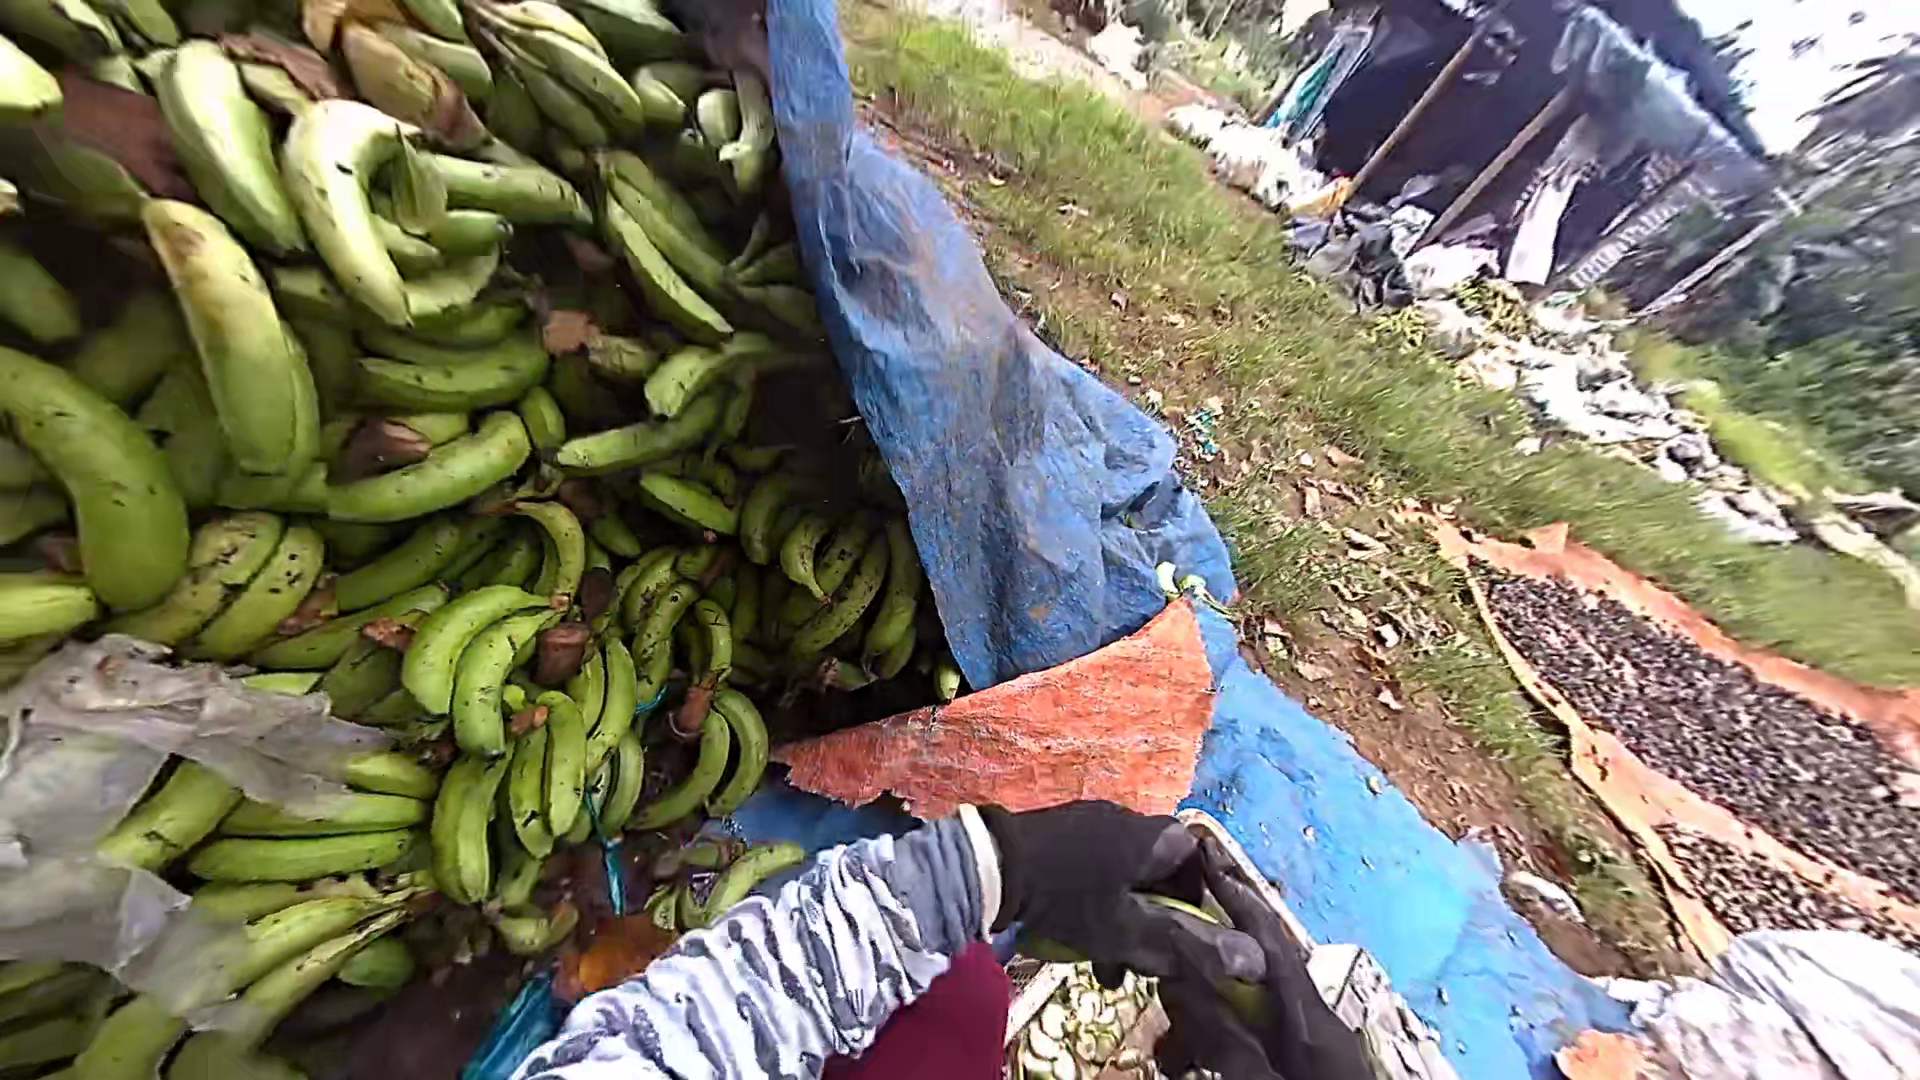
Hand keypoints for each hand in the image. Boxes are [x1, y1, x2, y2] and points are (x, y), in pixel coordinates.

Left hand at [978, 802, 1259, 981]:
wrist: (995, 865)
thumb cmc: (1068, 897)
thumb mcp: (1128, 930)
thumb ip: (1188, 944)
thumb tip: (1254, 957)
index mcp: (1145, 835)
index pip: (1192, 854)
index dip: (1197, 894)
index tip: (1186, 931)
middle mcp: (1121, 818)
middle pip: (1157, 869)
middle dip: (1155, 919)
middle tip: (1144, 961)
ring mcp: (1088, 819)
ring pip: (1124, 873)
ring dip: (1124, 917)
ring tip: (1108, 965)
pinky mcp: (1062, 828)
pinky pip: (1096, 864)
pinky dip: (1099, 898)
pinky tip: (1080, 933)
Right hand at [1156, 835, 1372, 1079]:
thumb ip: (1225, 1036)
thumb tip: (1179, 979)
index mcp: (1311, 1021)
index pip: (1266, 935)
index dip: (1233, 890)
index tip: (1199, 852)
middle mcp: (1310, 1025)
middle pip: (1244, 974)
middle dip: (1195, 973)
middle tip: (1155, 977)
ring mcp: (1307, 1052)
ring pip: (1240, 1015)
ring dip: (1199, 1025)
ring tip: (1167, 1056)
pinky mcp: (1299, 1071)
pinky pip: (1250, 1046)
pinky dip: (1217, 1050)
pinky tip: (1186, 1065)